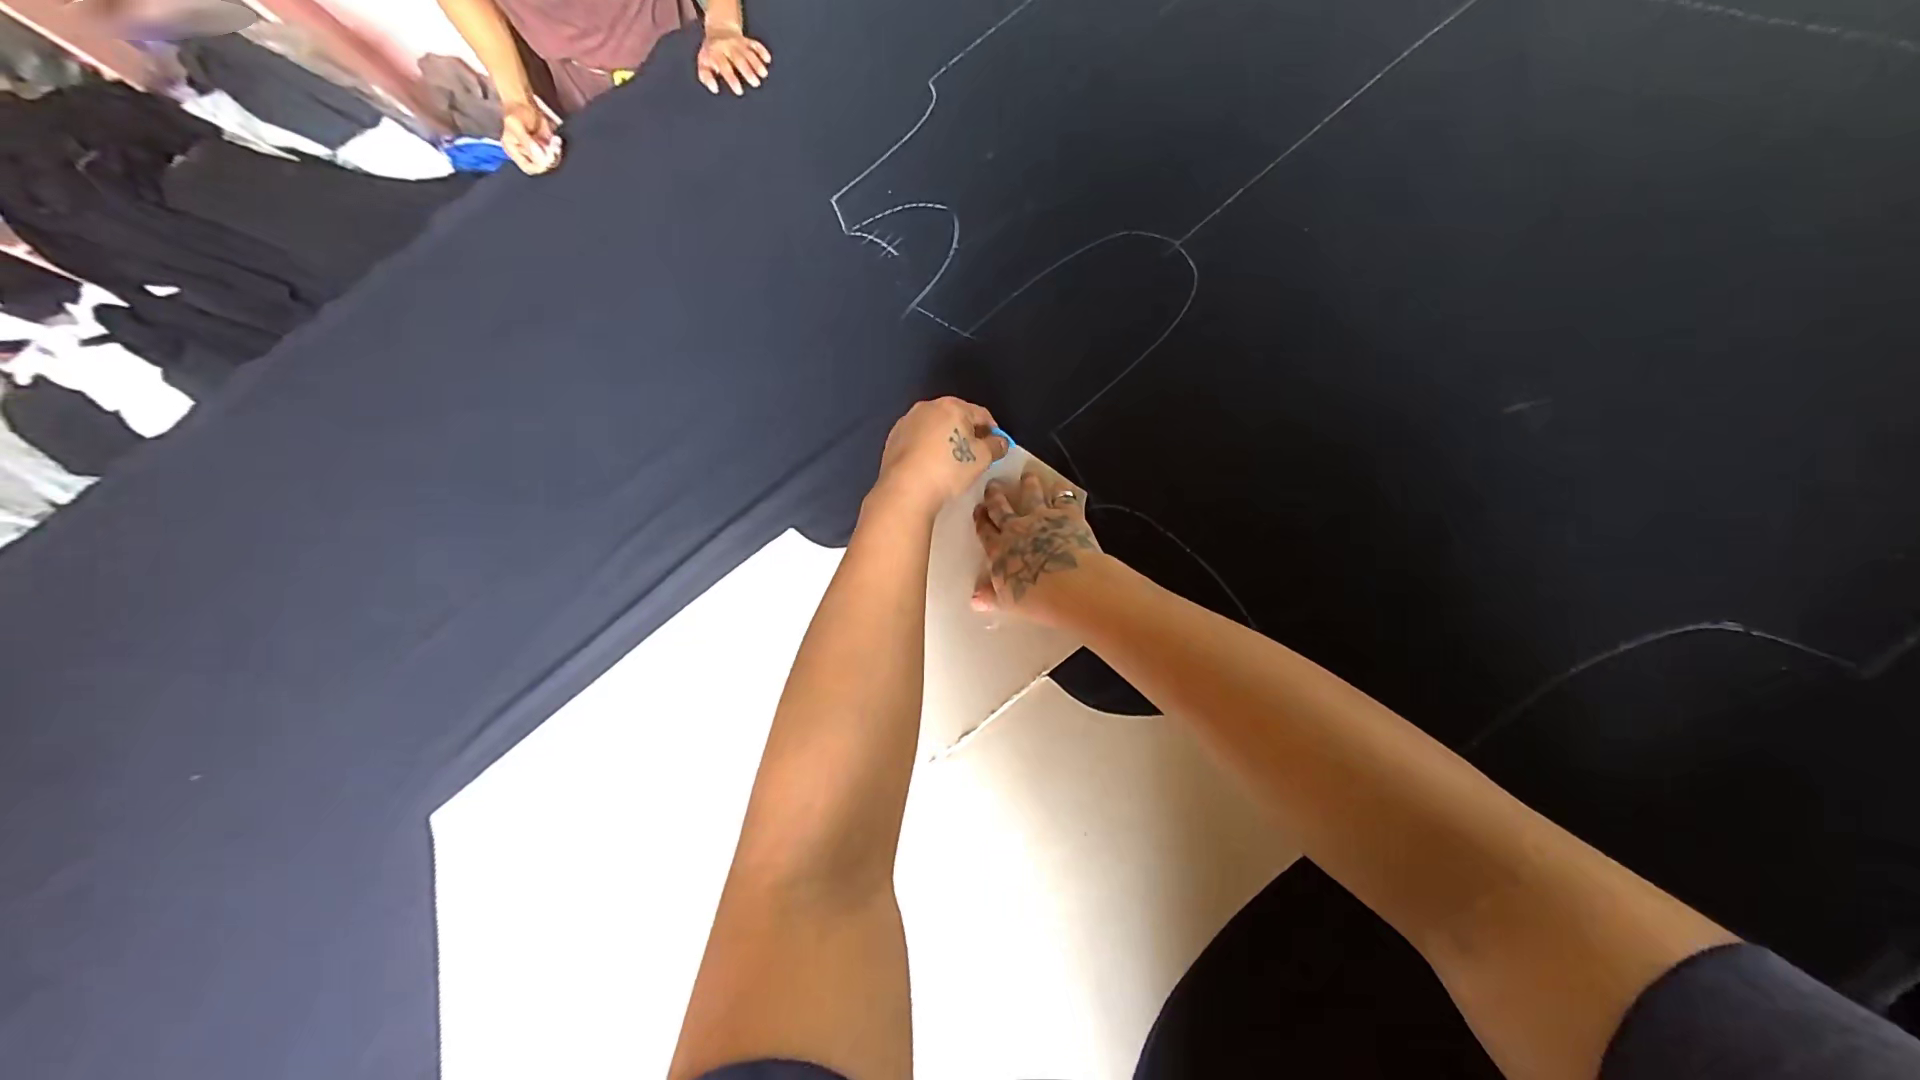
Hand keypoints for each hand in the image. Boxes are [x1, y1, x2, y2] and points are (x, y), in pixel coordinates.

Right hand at [501, 99, 561, 174]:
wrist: (525, 105)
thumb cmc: (516, 113)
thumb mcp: (516, 125)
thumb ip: (526, 142)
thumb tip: (539, 156)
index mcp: (513, 151)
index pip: (528, 168)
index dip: (539, 166)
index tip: (545, 157)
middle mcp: (526, 155)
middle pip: (541, 167)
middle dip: (549, 159)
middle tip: (552, 146)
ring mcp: (537, 153)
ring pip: (551, 162)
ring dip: (555, 153)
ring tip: (554, 140)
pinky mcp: (547, 149)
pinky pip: (556, 155)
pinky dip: (558, 148)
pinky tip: (556, 139)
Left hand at [696, 25, 770, 95]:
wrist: (719, 30)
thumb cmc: (712, 54)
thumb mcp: (703, 63)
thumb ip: (706, 76)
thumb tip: (714, 89)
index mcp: (716, 53)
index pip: (724, 66)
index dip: (731, 78)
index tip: (739, 91)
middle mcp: (728, 47)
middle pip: (738, 59)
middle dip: (747, 71)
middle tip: (756, 84)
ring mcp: (739, 43)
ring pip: (748, 52)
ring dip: (757, 63)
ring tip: (764, 74)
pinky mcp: (748, 41)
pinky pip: (755, 44)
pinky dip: (762, 51)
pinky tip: (768, 60)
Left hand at [872, 396, 1007, 514]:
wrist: (906, 489)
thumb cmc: (949, 469)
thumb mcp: (982, 458)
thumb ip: (996, 446)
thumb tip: (1000, 441)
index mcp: (952, 406)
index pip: (981, 414)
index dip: (993, 431)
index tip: (997, 447)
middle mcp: (927, 407)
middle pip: (955, 417)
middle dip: (967, 433)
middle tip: (975, 455)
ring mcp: (906, 422)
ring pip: (934, 428)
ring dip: (945, 439)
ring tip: (950, 462)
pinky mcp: (892, 439)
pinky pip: (917, 440)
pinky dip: (927, 448)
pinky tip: (930, 465)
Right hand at [971, 464, 1100, 618]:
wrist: (1070, 584)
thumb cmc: (1034, 598)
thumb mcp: (1006, 602)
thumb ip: (990, 596)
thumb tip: (974, 599)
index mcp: (999, 549)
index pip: (985, 530)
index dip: (980, 519)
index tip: (978, 508)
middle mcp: (1016, 528)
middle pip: (1002, 507)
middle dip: (995, 495)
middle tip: (992, 484)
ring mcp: (1042, 518)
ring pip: (1032, 495)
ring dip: (1028, 484)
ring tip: (1027, 474)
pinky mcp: (1067, 515)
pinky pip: (1063, 499)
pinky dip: (1062, 492)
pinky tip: (1060, 486)